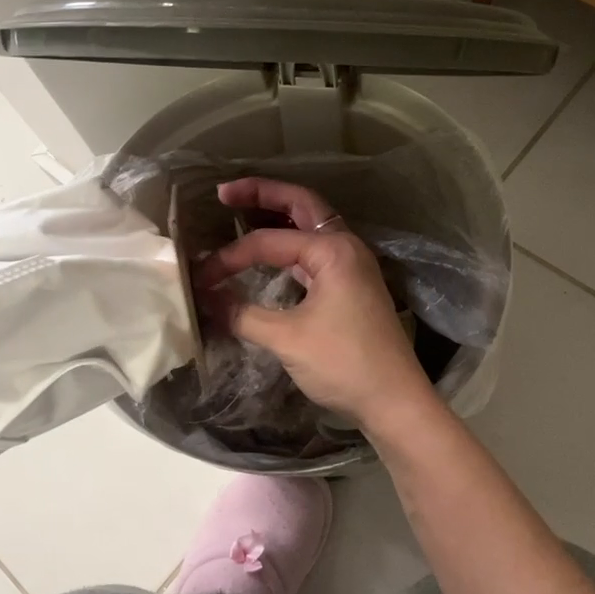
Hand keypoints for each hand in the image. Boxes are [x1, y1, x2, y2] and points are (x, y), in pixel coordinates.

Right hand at [203, 179, 435, 426]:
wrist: (393, 401)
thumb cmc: (344, 363)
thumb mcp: (286, 339)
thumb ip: (242, 314)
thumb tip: (204, 300)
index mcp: (333, 250)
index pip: (268, 241)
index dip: (229, 257)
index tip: (201, 278)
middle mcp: (346, 246)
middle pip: (301, 205)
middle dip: (262, 195)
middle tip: (224, 192)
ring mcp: (352, 266)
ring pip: (311, 226)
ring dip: (279, 216)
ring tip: (243, 211)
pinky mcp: (350, 286)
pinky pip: (315, 251)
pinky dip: (289, 245)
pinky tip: (270, 255)